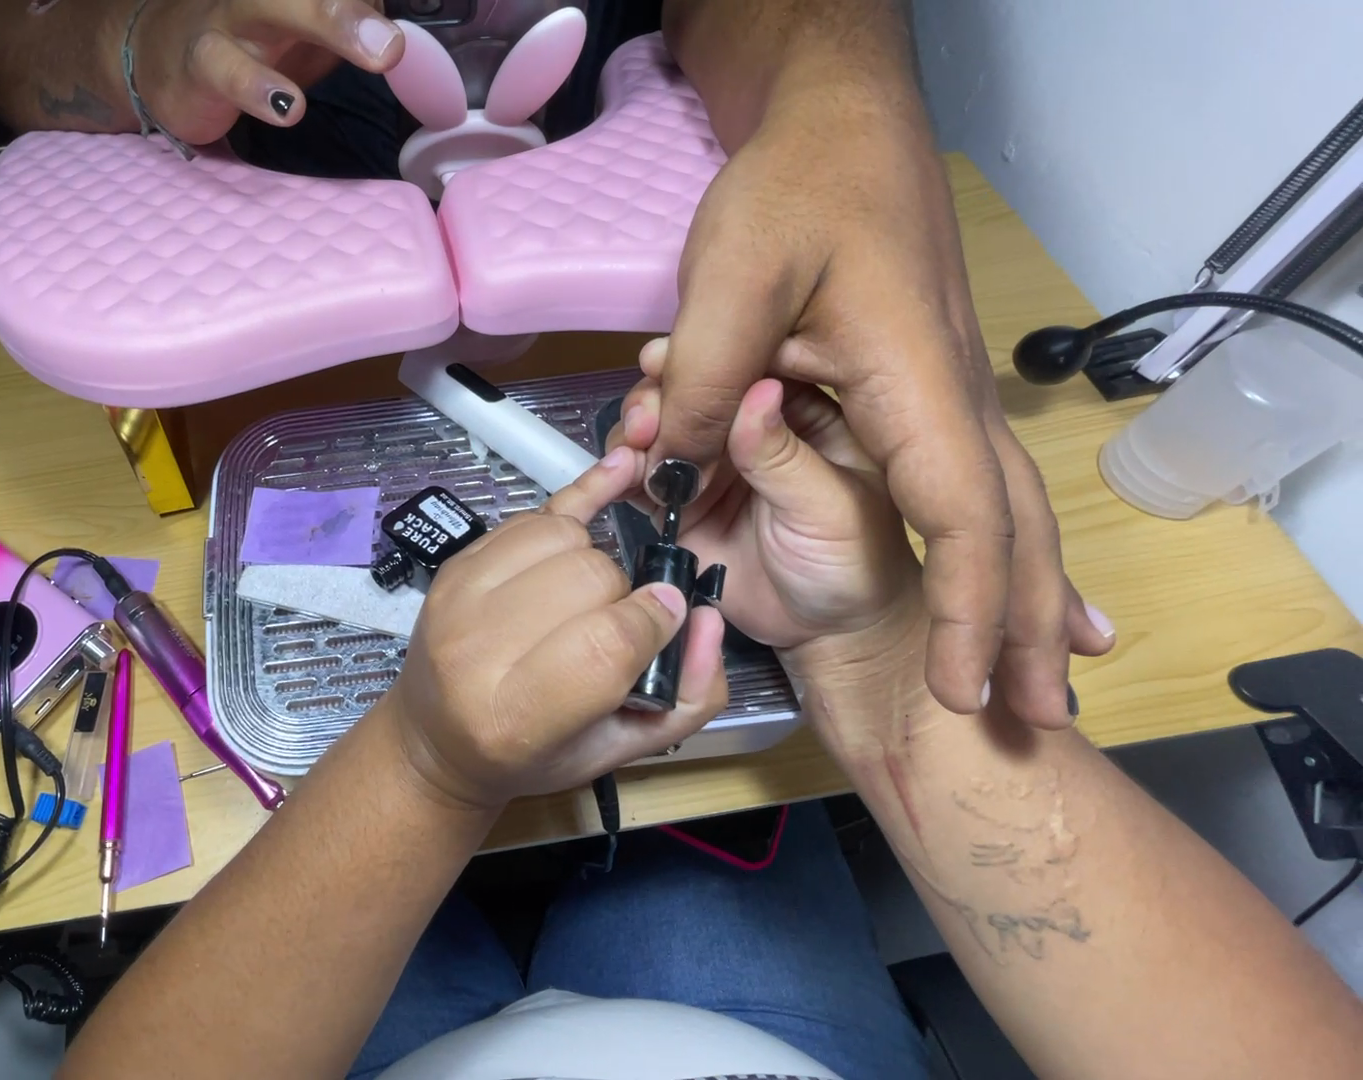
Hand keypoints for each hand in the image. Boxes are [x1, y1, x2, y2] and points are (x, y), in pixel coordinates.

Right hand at [127, 0, 401, 143]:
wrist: (162, 57)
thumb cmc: (256, 41)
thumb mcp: (316, 27)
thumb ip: (362, 22)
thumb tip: (408, 33)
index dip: (369, 1)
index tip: (405, 35)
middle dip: (359, 3)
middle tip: (404, 37)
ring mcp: (230, 14)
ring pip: (273, 4)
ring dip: (330, 21)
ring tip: (381, 55)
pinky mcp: (201, 59)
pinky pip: (226, 68)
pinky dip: (258, 88)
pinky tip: (290, 108)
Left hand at [385, 446, 730, 810]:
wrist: (438, 740)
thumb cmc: (529, 756)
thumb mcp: (618, 751)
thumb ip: (686, 696)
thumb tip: (704, 617)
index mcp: (515, 717)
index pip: (604, 645)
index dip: (651, 622)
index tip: (667, 619)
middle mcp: (475, 652)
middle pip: (587, 578)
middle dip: (621, 594)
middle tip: (613, 620)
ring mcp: (457, 600)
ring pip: (561, 536)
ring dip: (592, 557)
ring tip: (586, 593)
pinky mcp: (453, 566)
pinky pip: (529, 516)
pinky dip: (574, 507)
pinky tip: (615, 475)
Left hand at [640, 90, 1113, 725]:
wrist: (841, 128)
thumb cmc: (797, 190)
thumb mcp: (731, 287)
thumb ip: (703, 388)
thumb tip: (666, 463)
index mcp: (915, 383)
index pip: (966, 515)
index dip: (971, 610)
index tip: (966, 690)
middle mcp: (941, 397)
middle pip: (1006, 524)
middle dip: (1016, 623)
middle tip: (1031, 713)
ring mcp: (927, 391)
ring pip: (984, 502)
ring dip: (1002, 591)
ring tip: (1022, 674)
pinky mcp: (899, 384)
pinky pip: (940, 470)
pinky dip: (968, 533)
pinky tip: (988, 571)